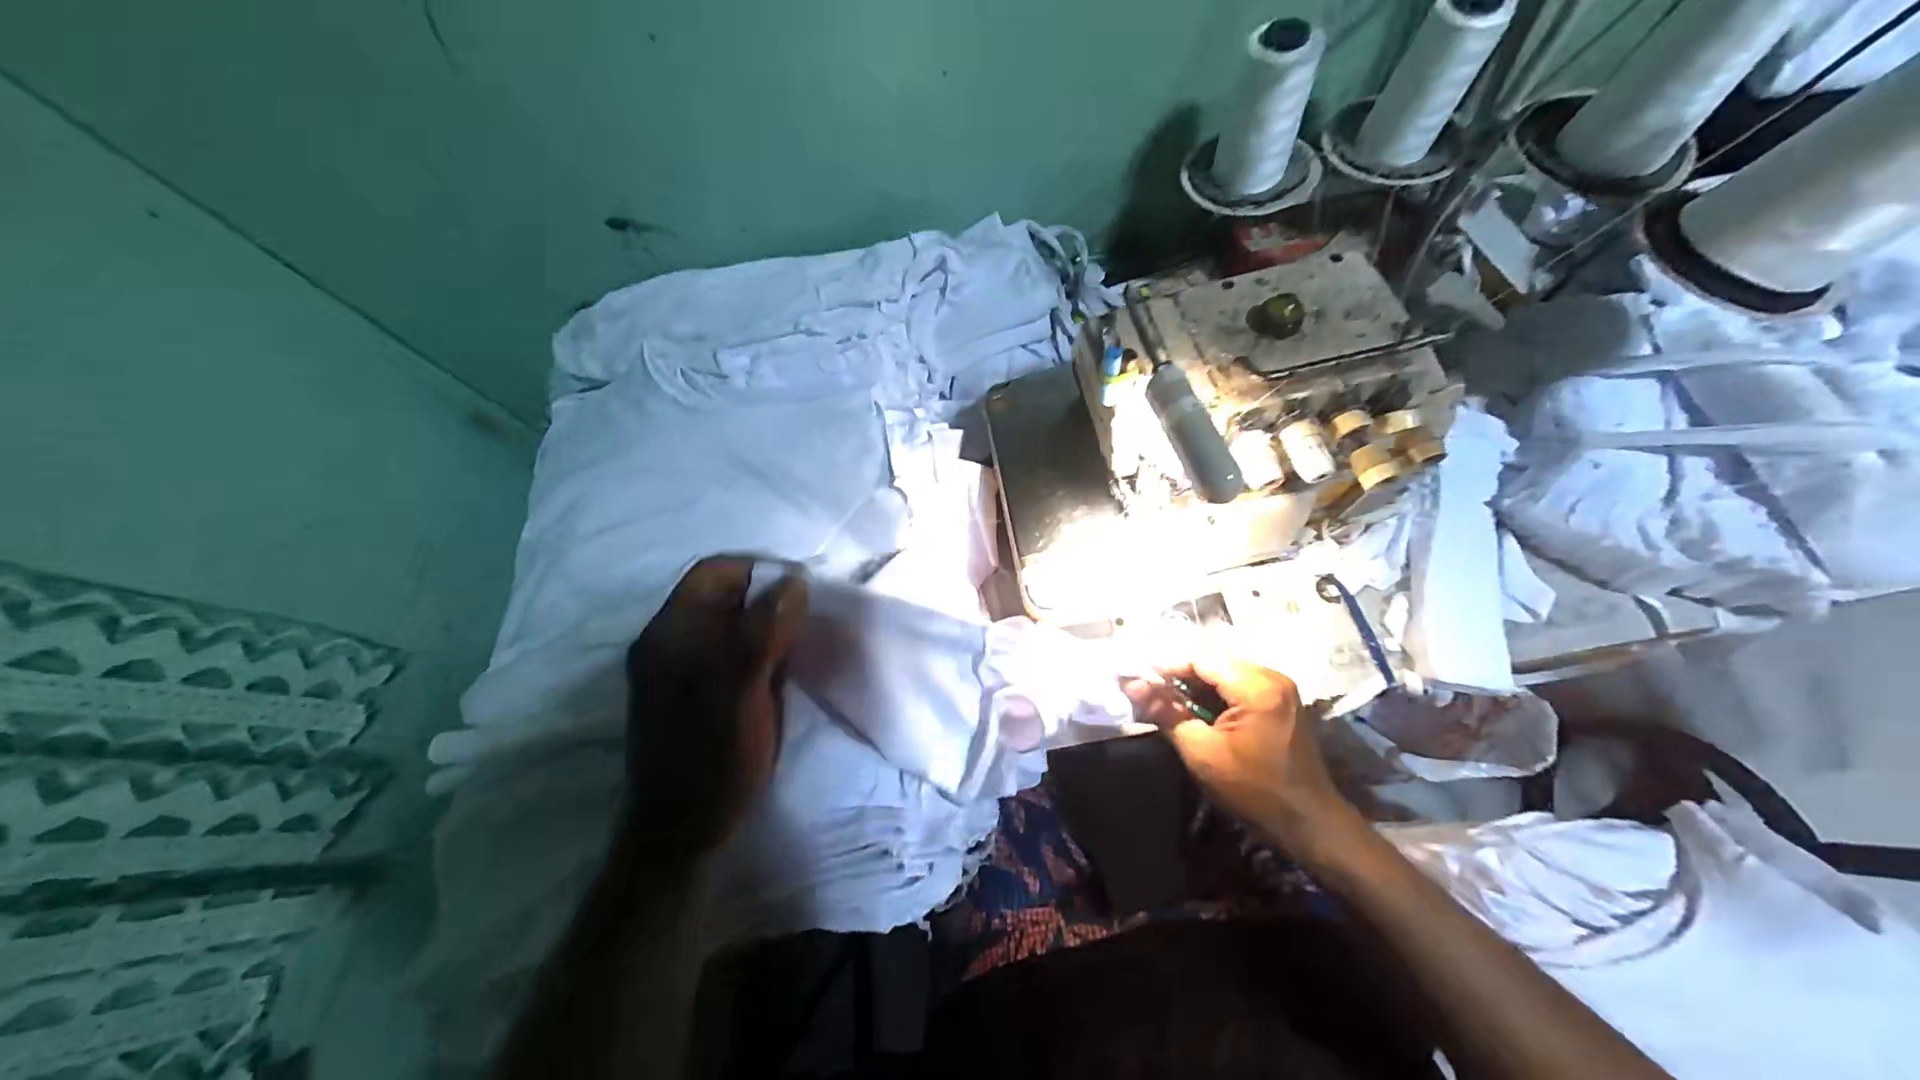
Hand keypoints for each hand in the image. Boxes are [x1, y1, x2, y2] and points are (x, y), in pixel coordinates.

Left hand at [625, 555, 807, 855]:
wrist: (684, 832)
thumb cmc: (711, 760)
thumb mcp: (740, 692)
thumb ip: (763, 633)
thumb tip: (794, 580)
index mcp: (671, 634)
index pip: (715, 574)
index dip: (760, 570)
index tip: (802, 587)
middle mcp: (673, 643)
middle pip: (725, 597)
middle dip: (770, 598)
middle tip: (811, 614)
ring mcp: (686, 668)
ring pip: (734, 625)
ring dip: (770, 624)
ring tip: (807, 637)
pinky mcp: (702, 691)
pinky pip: (735, 652)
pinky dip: (764, 649)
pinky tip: (788, 665)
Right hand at [1125, 654, 1355, 851]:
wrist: (1307, 821)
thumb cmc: (1252, 788)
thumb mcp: (1201, 752)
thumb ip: (1165, 713)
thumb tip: (1132, 686)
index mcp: (1257, 686)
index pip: (1200, 660)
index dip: (1165, 668)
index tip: (1136, 680)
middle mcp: (1272, 677)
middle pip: (1213, 663)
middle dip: (1180, 678)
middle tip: (1150, 694)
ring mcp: (1281, 688)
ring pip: (1225, 673)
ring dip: (1197, 687)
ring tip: (1169, 704)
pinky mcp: (1282, 701)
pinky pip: (1240, 686)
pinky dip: (1216, 695)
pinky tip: (1199, 712)